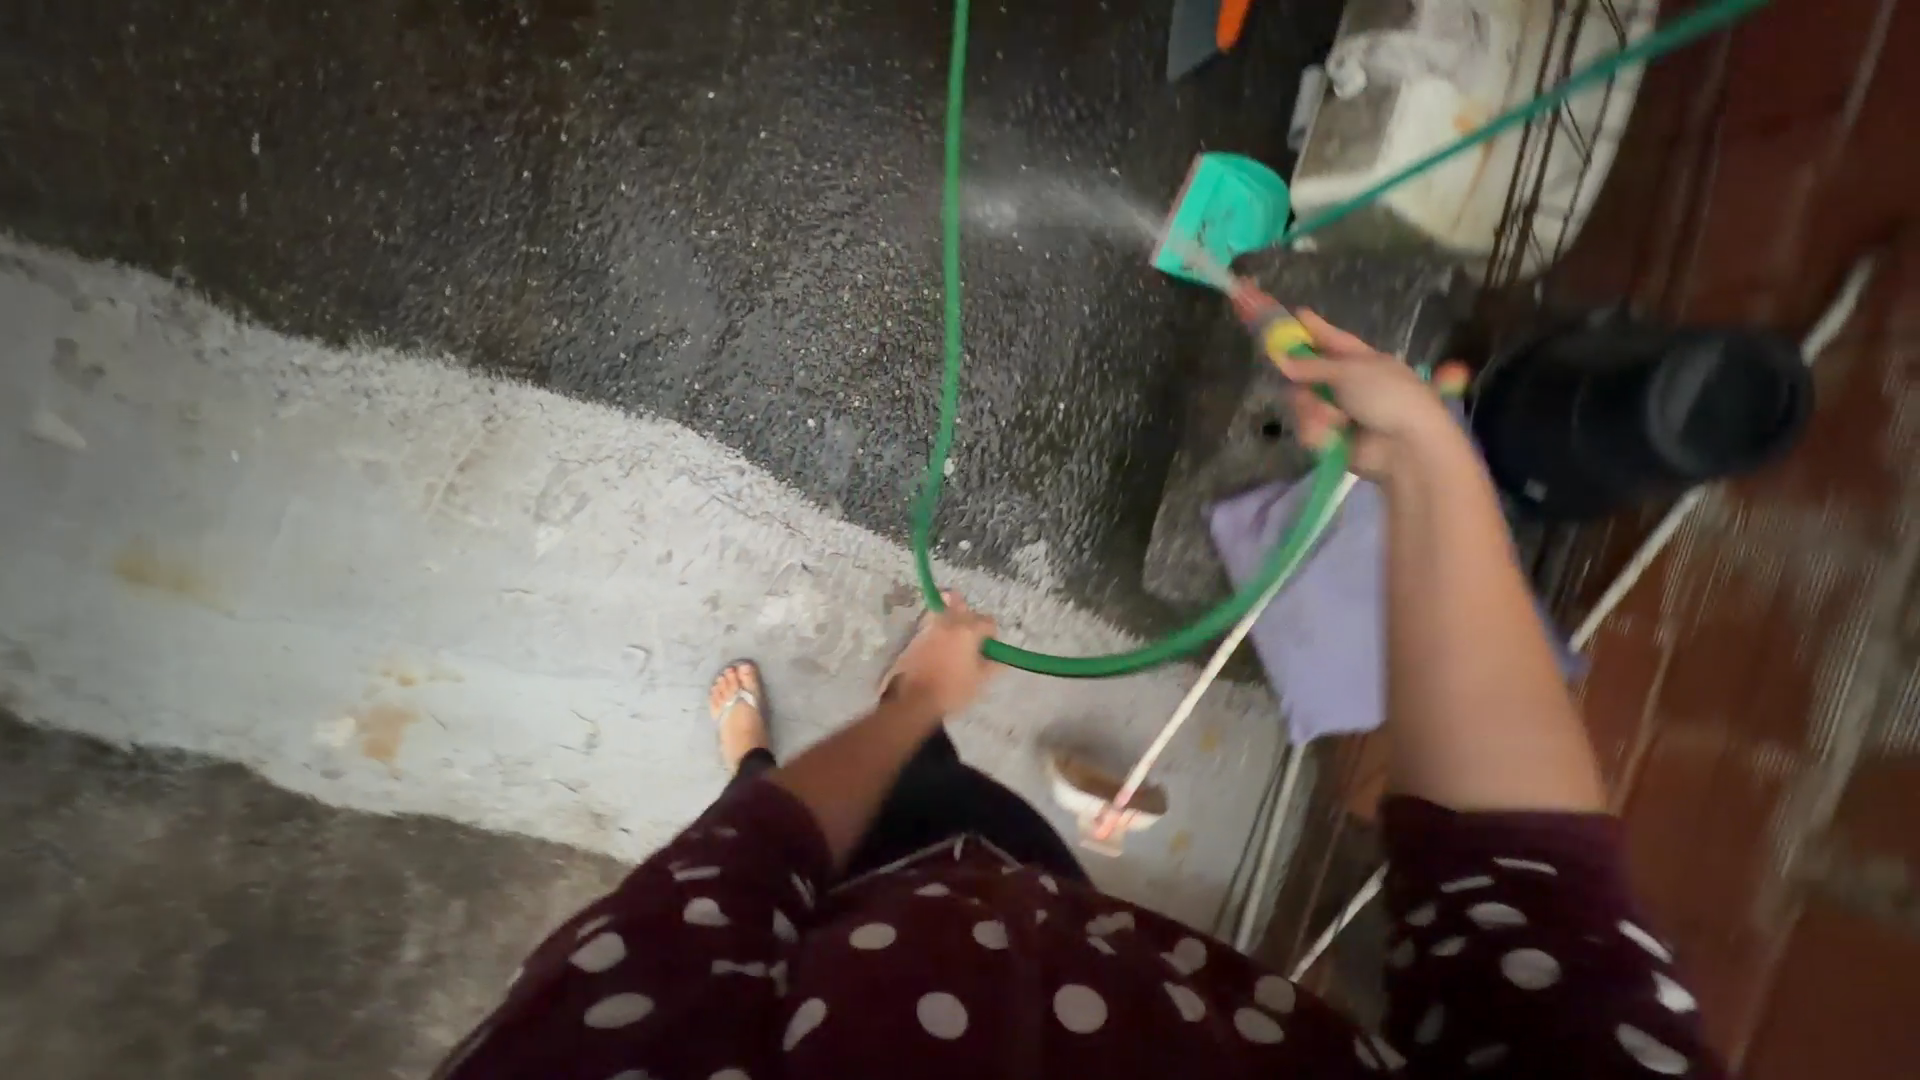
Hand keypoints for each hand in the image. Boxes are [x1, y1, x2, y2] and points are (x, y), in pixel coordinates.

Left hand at [883, 592, 998, 714]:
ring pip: (947, 615)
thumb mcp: (979, 680)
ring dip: (955, 623)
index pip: (988, 621)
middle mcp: (948, 622)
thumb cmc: (952, 689)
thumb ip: (993, 665)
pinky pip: (933, 626)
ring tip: (956, 643)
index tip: (989, 649)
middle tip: (974, 644)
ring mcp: (930, 628)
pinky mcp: (916, 637)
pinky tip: (941, 649)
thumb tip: (1001, 659)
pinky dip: (940, 632)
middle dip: (973, 624)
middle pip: (966, 612)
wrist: (913, 698)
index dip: (992, 635)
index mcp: (968, 630)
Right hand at [1277, 310, 1470, 478]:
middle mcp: (1347, 383)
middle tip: (1286, 373)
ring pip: (1302, 402)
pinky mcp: (1329, 436)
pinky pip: (1307, 427)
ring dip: (1314, 410)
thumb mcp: (1352, 371)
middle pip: (1307, 373)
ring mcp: (1337, 410)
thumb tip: (1282, 362)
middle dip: (1300, 377)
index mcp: (1362, 360)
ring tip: (1333, 419)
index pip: (1333, 340)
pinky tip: (1334, 435)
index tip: (1295, 315)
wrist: (1405, 446)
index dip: (1315, 329)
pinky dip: (1318, 430)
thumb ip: (1314, 365)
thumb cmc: (1389, 397)